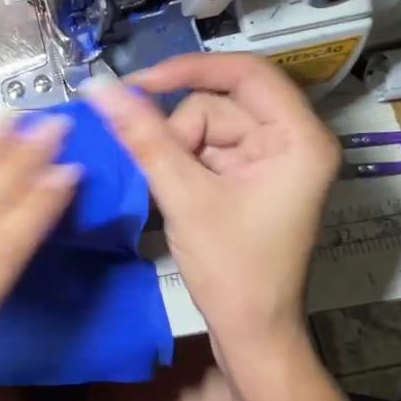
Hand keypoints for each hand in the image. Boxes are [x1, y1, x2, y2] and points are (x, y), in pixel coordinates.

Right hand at [82, 55, 338, 348]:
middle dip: (179, 134)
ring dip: (176, 153)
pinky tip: (179, 194)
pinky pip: (202, 148)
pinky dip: (179, 164)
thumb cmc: (234, 270)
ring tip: (177, 195)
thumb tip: (102, 91)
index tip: (137, 83)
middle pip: (216, 104)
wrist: (250, 331)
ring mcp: (267, 158)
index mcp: (298, 139)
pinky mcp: (246, 176)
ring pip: (202, 126)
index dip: (188, 70)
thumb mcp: (185, 198)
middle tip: (165, 175)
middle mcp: (289, 140)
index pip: (245, 73)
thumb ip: (143, 139)